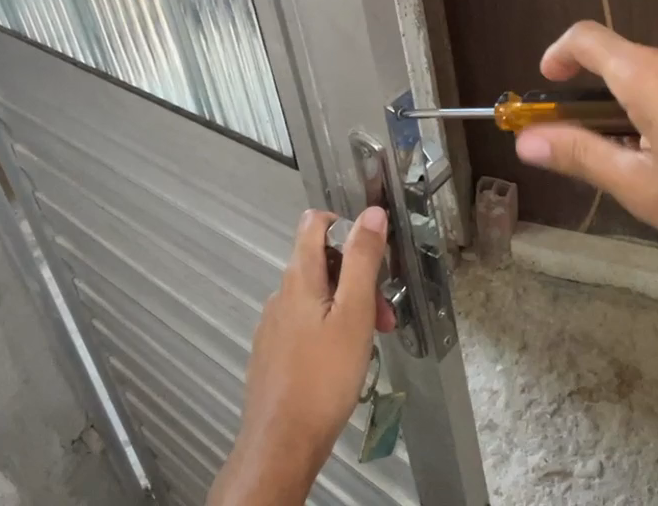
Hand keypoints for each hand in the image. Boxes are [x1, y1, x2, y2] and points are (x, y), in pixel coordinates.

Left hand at [210, 206, 388, 504]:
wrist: (281, 444)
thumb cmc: (324, 376)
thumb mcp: (355, 313)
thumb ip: (363, 260)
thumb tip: (372, 212)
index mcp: (299, 277)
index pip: (315, 223)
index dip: (345, 224)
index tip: (372, 251)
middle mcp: (281, 294)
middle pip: (322, 263)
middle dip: (358, 278)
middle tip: (384, 315)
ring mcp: (274, 325)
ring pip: (317, 297)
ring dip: (349, 307)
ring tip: (372, 342)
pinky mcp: (273, 353)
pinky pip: (306, 324)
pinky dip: (330, 329)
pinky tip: (344, 361)